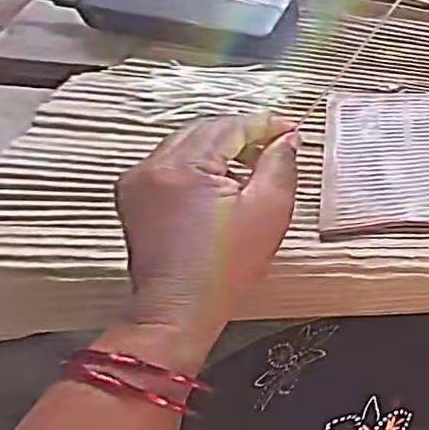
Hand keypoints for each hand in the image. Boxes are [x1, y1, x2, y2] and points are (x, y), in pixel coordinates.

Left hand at [114, 112, 300, 357]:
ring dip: (224, 145)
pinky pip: (174, 161)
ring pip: (189, 142)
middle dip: (245, 131)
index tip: (293, 128)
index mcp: (182, 167)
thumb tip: (287, 138)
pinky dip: (203, 161)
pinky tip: (228, 179)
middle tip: (280, 142)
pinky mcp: (134, 196)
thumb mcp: (271, 206)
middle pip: (207, 129)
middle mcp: (151, 167)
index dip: (267, 124)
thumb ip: (281, 162)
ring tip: (257, 161)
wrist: (180, 305)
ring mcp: (137, 181)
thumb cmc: (227, 262)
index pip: (231, 126)